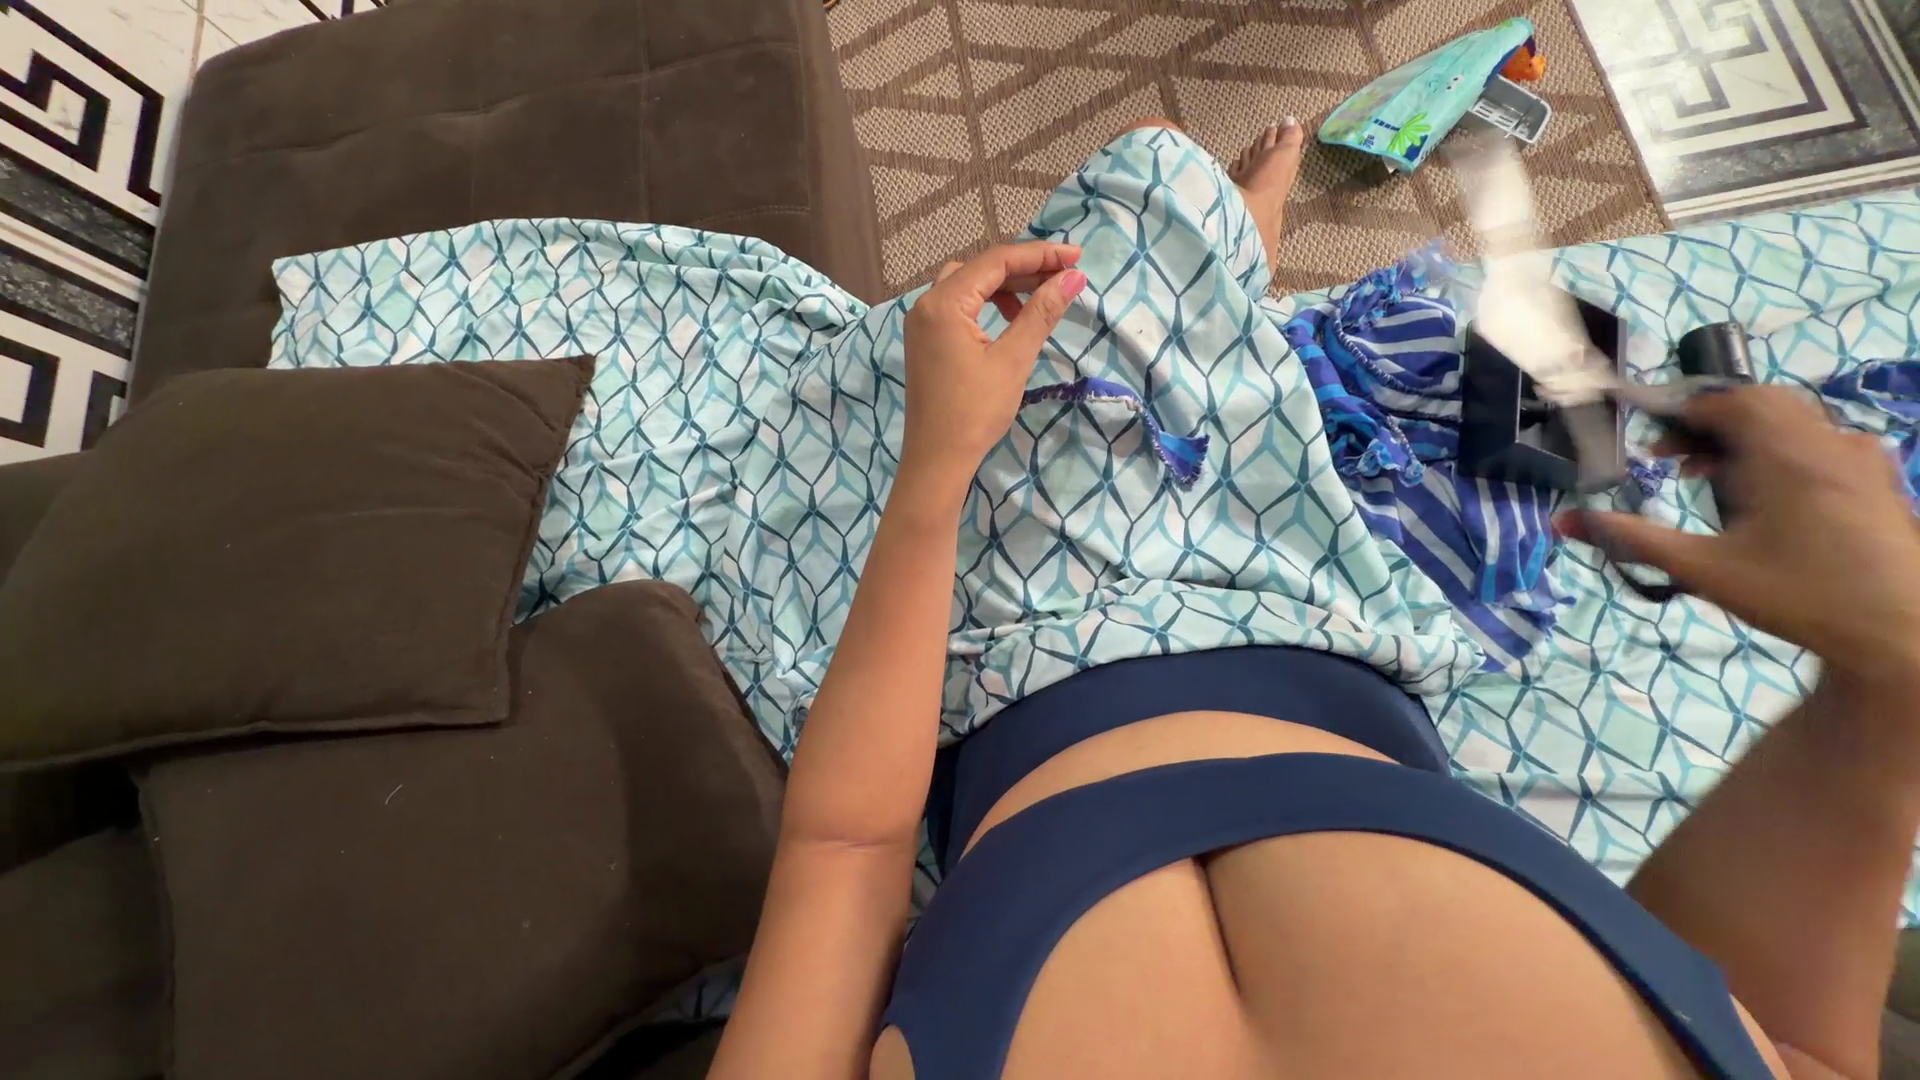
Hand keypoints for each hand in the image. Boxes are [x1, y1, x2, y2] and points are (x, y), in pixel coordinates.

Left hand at [899, 242, 1085, 491]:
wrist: (937, 459)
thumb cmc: (975, 412)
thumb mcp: (1013, 359)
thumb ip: (1041, 312)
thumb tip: (1073, 277)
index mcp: (944, 303)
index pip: (996, 261)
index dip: (1039, 254)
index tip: (1076, 257)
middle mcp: (926, 304)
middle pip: (980, 268)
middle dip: (1024, 268)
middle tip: (1064, 276)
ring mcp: (922, 323)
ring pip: (968, 285)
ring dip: (1005, 286)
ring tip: (1040, 299)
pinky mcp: (925, 341)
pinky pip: (958, 307)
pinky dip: (986, 305)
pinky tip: (1010, 321)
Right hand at [1558, 385, 1919, 685]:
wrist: (1905, 633)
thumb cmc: (1798, 595)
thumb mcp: (1701, 568)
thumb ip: (1629, 539)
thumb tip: (1560, 522)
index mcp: (1787, 457)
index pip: (1729, 402)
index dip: (1680, 411)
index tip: (1643, 439)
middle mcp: (1829, 446)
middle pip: (1761, 404)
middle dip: (1706, 422)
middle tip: (1666, 457)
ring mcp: (1860, 461)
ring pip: (1790, 422)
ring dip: (1738, 437)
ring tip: (1702, 476)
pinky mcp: (1875, 480)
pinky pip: (1816, 442)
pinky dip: (1773, 451)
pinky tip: (1753, 493)